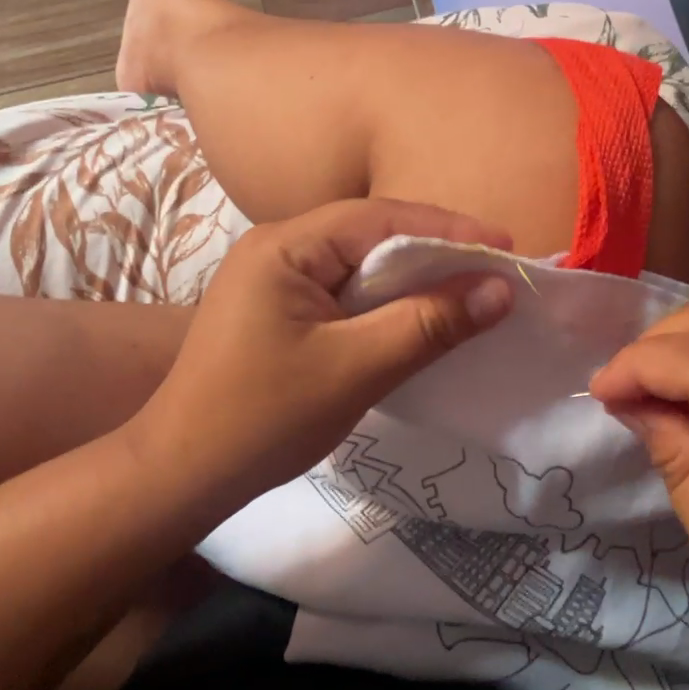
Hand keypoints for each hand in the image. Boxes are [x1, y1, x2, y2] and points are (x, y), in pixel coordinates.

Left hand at [123, 199, 515, 514]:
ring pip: (355, 264)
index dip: (447, 229)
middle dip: (432, 251)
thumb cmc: (264, 417)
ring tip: (466, 291)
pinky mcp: (273, 309)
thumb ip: (428, 324)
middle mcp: (275, 248)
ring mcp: (270, 278)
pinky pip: (340, 290)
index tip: (506, 248)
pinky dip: (381, 301)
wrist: (182, 472)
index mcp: (285, 246)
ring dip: (409, 277)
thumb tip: (499, 289)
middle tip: (494, 270)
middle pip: (367, 234)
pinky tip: (413, 316)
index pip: (379, 218)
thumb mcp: (355, 369)